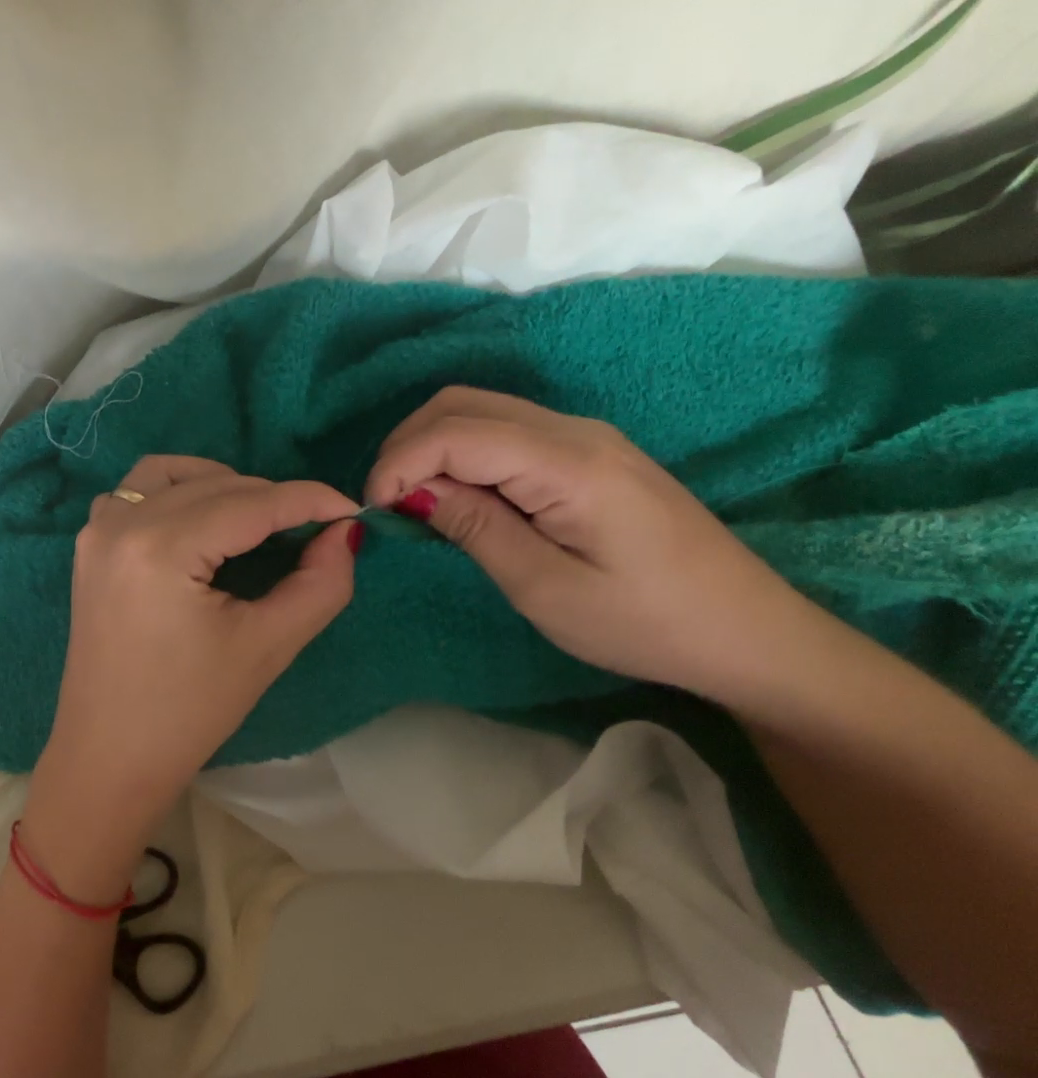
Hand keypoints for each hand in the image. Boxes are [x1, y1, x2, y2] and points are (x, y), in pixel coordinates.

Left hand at [29, 456, 358, 863]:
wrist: (109, 755)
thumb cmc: (188, 712)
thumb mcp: (266, 648)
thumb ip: (319, 585)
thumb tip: (345, 533)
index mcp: (161, 548)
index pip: (251, 503)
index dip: (309, 500)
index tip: (353, 509)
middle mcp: (121, 524)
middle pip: (214, 486)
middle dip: (271, 499)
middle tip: (314, 531)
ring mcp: (97, 532)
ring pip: (170, 475)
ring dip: (220, 486)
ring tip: (259, 523)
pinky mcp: (89, 548)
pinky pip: (135, 493)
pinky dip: (175, 493)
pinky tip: (202, 525)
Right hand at [364, 387, 816, 704]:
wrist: (745, 632)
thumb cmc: (642, 623)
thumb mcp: (544, 588)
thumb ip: (475, 527)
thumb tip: (414, 490)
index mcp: (568, 463)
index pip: (457, 432)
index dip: (399, 461)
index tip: (373, 510)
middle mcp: (576, 431)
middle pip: (463, 403)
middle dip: (407, 445)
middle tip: (387, 504)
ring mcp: (587, 437)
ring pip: (481, 411)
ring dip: (432, 447)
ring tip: (413, 503)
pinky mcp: (590, 454)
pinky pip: (506, 432)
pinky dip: (463, 453)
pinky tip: (456, 496)